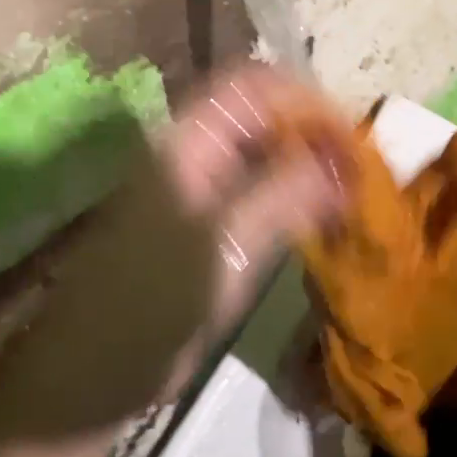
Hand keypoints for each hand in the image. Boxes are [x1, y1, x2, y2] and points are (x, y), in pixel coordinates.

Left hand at [153, 63, 349, 325]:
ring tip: (351, 195)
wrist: (97, 369)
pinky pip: (262, 193)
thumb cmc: (155, 297)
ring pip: (265, 155)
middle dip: (312, 133)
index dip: (303, 100)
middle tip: (359, 170)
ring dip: (308, 165)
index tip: (349, 138)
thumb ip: (286, 193)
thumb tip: (344, 163)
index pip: (252, 87)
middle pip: (261, 117)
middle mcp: (195, 153)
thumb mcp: (226, 242)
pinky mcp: (210, 227)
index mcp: (188, 141)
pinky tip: (325, 222)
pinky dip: (296, 198)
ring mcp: (201, 190)